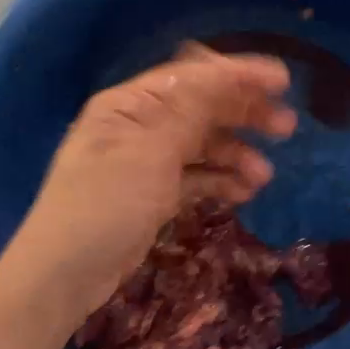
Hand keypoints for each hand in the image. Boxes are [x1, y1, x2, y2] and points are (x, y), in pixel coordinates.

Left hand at [0, 45, 296, 332]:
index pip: (192, 77)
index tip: (283, 80)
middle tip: (287, 127)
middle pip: (201, 108)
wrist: (63, 276)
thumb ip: (190, 112)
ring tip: (264, 176)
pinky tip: (244, 192)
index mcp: (130, 104)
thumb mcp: (149, 153)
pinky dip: (219, 180)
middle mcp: (138, 126)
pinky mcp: (152, 196)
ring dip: (235, 153)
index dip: (238, 74)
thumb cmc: (103, 205)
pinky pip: (195, 177)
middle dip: (243, 114)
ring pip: (202, 145)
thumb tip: (223, 72)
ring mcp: (145, 162)